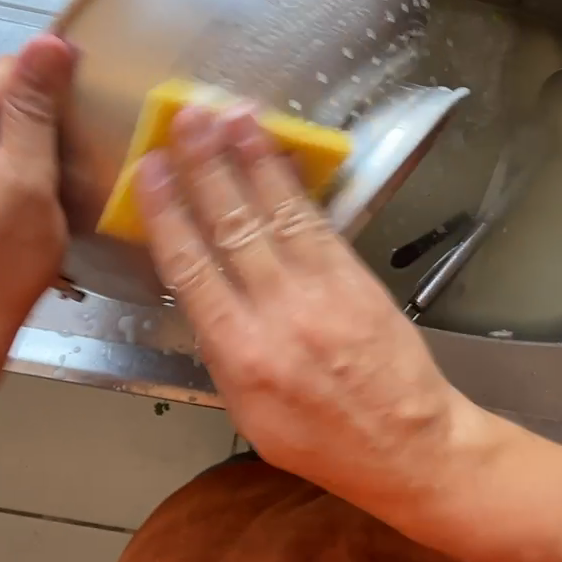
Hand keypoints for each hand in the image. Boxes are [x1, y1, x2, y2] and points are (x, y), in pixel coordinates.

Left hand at [0, 35, 75, 357]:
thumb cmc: (3, 259)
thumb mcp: (28, 178)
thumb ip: (35, 108)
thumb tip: (49, 42)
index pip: (3, 74)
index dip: (51, 85)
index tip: (92, 109)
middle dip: (39, 112)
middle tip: (79, 143)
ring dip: (30, 135)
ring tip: (61, 163)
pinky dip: (12, 156)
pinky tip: (36, 179)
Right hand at [134, 104, 493, 505]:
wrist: (409, 446)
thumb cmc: (324, 441)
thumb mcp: (249, 417)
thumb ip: (222, 353)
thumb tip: (203, 296)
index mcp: (241, 355)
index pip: (191, 268)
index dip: (167, 212)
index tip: (151, 170)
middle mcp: (277, 313)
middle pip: (232, 226)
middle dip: (206, 166)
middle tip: (188, 118)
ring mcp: (321, 289)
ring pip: (276, 212)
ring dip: (251, 159)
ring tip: (231, 115)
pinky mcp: (355, 276)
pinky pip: (317, 221)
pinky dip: (294, 183)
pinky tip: (277, 154)